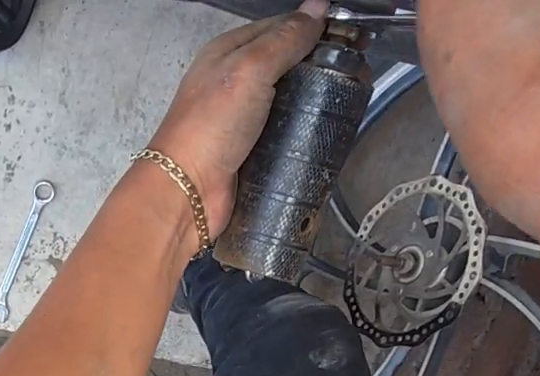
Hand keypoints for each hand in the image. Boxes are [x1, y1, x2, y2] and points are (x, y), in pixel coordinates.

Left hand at [147, 0, 328, 234]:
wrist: (186, 193)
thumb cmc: (210, 126)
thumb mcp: (249, 69)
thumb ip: (284, 40)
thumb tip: (318, 8)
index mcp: (226, 54)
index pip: (277, 28)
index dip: (310, 29)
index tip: (348, 39)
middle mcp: (231, 85)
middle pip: (282, 68)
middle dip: (314, 69)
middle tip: (353, 75)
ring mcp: (239, 123)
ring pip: (283, 106)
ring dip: (309, 107)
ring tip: (345, 105)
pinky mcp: (247, 156)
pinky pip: (278, 140)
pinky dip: (297, 139)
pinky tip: (322, 137)